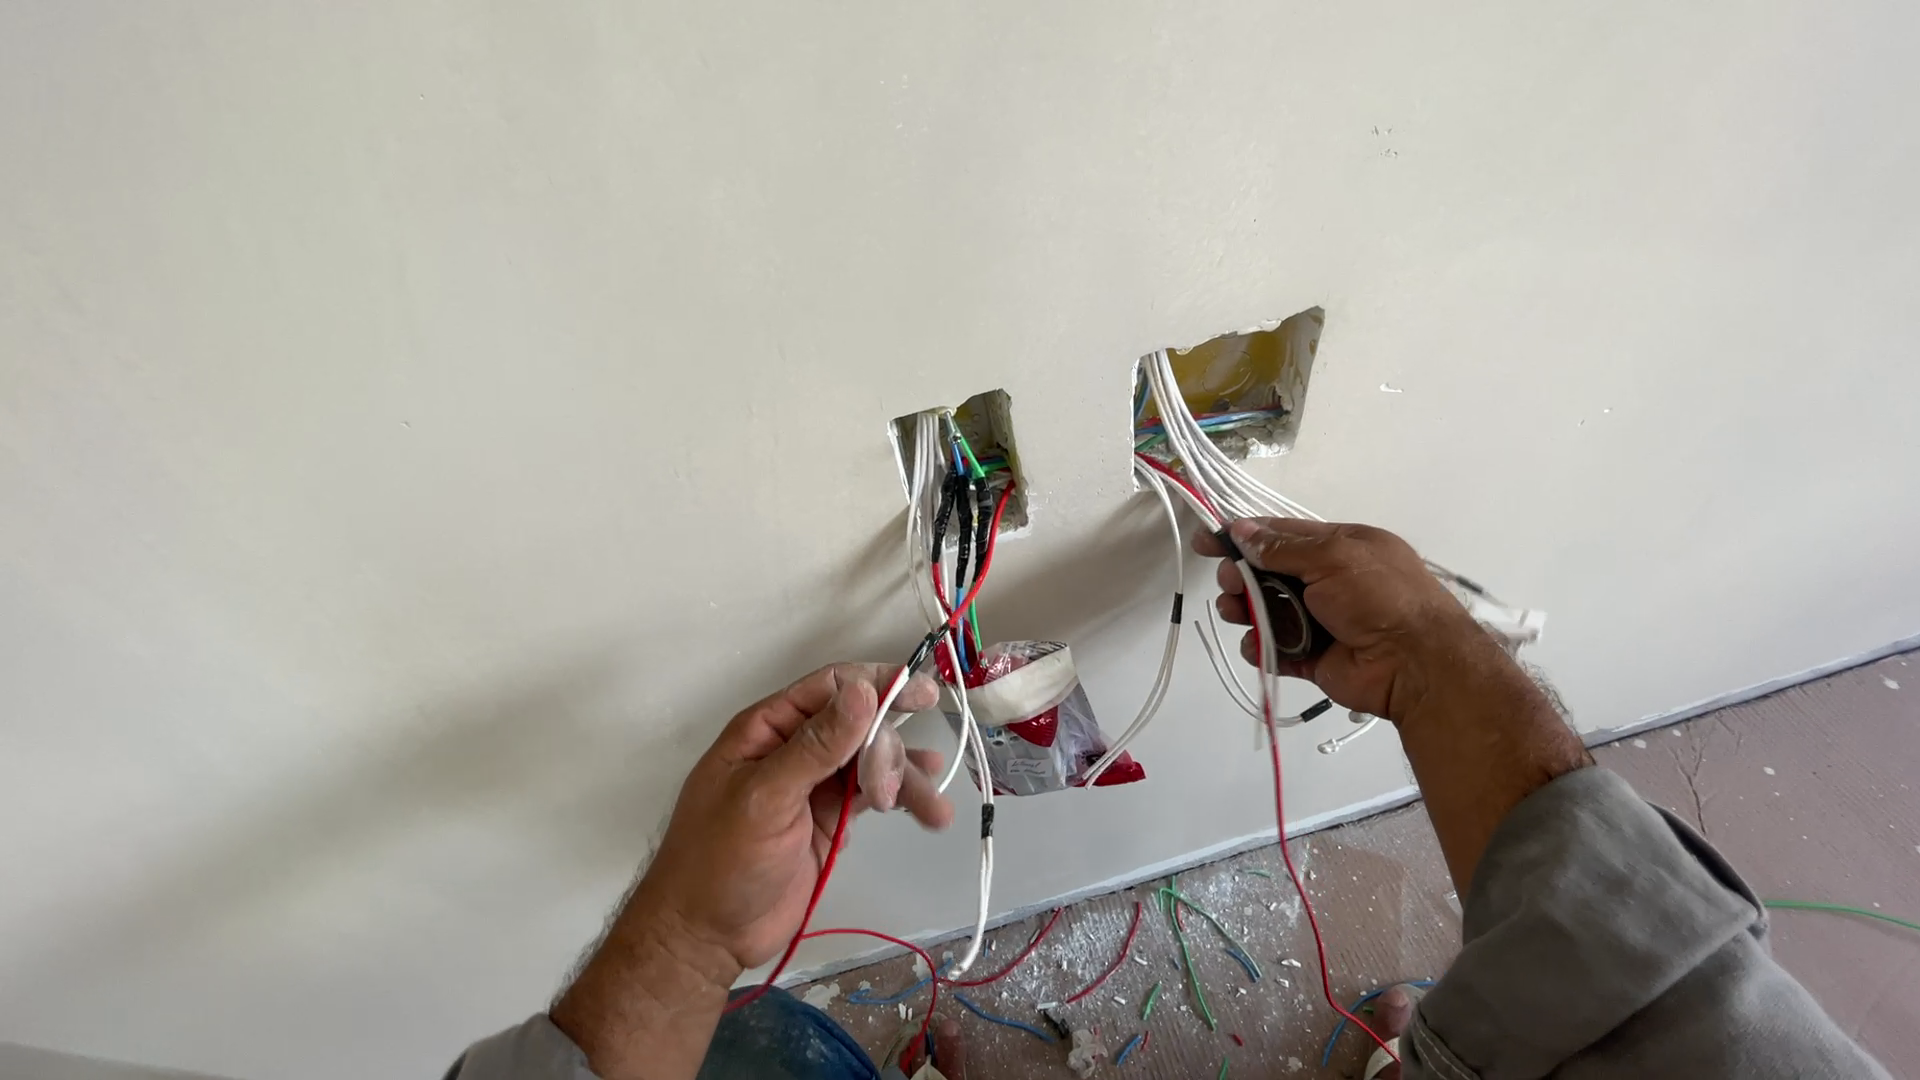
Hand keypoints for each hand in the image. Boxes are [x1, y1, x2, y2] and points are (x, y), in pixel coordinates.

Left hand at [628, 663, 953, 970]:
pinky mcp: (831, 815)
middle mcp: (795, 746)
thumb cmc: (719, 862)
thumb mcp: (766, 798)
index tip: (920, 694)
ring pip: (873, 760)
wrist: (707, 939)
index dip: (877, 685)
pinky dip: (901, 796)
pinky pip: (873, 791)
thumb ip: (816, 746)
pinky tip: (928, 806)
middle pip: (860, 725)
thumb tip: (863, 691)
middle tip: (891, 787)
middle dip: (886, 750)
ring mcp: (815, 782)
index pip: (831, 688)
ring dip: (905, 779)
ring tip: (935, 810)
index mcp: (769, 729)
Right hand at [1195, 518, 1498, 723]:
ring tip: (1233, 613)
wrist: (1416, 665)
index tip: (1206, 540)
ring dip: (1243, 610)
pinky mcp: (1311, 656)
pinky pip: (1274, 647)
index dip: (1242, 536)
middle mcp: (1328, 581)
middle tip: (1228, 583)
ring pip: (1265, 610)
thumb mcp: (1333, 557)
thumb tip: (1240, 530)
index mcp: (1341, 548)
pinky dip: (1260, 646)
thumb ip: (1282, 547)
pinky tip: (1256, 645)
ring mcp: (1319, 621)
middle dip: (1240, 576)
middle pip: (1267, 574)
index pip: (1281, 535)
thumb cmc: (1379, 598)